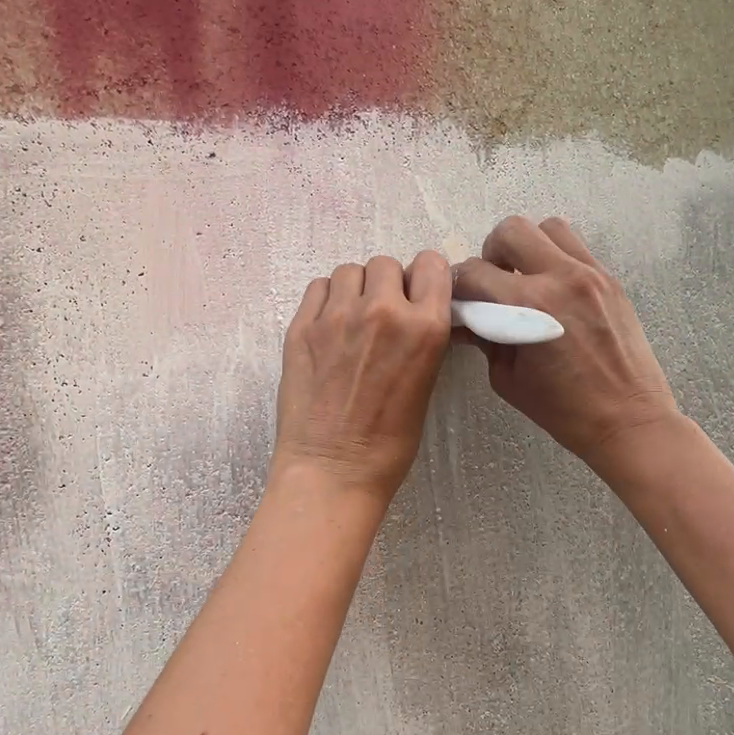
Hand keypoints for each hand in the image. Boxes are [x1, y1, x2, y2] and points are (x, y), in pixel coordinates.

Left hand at [272, 252, 452, 499]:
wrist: (334, 470)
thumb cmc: (388, 444)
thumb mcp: (425, 384)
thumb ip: (421, 338)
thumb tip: (414, 313)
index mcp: (425, 328)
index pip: (431, 265)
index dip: (424, 279)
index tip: (417, 295)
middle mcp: (383, 311)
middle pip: (386, 264)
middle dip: (387, 286)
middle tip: (381, 317)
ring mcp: (338, 316)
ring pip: (350, 272)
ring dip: (355, 290)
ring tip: (352, 323)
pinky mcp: (302, 327)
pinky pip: (318, 288)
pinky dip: (326, 301)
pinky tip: (329, 330)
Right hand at [453, 217, 678, 470]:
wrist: (628, 420)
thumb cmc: (564, 411)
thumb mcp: (508, 379)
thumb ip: (485, 339)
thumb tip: (465, 319)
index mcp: (528, 307)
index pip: (476, 273)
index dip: (458, 284)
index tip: (457, 298)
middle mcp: (560, 278)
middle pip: (511, 230)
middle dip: (491, 253)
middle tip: (493, 282)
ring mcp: (590, 274)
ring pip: (548, 228)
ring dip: (528, 246)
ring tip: (525, 278)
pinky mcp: (609, 280)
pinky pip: (576, 247)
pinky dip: (556, 258)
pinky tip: (553, 289)